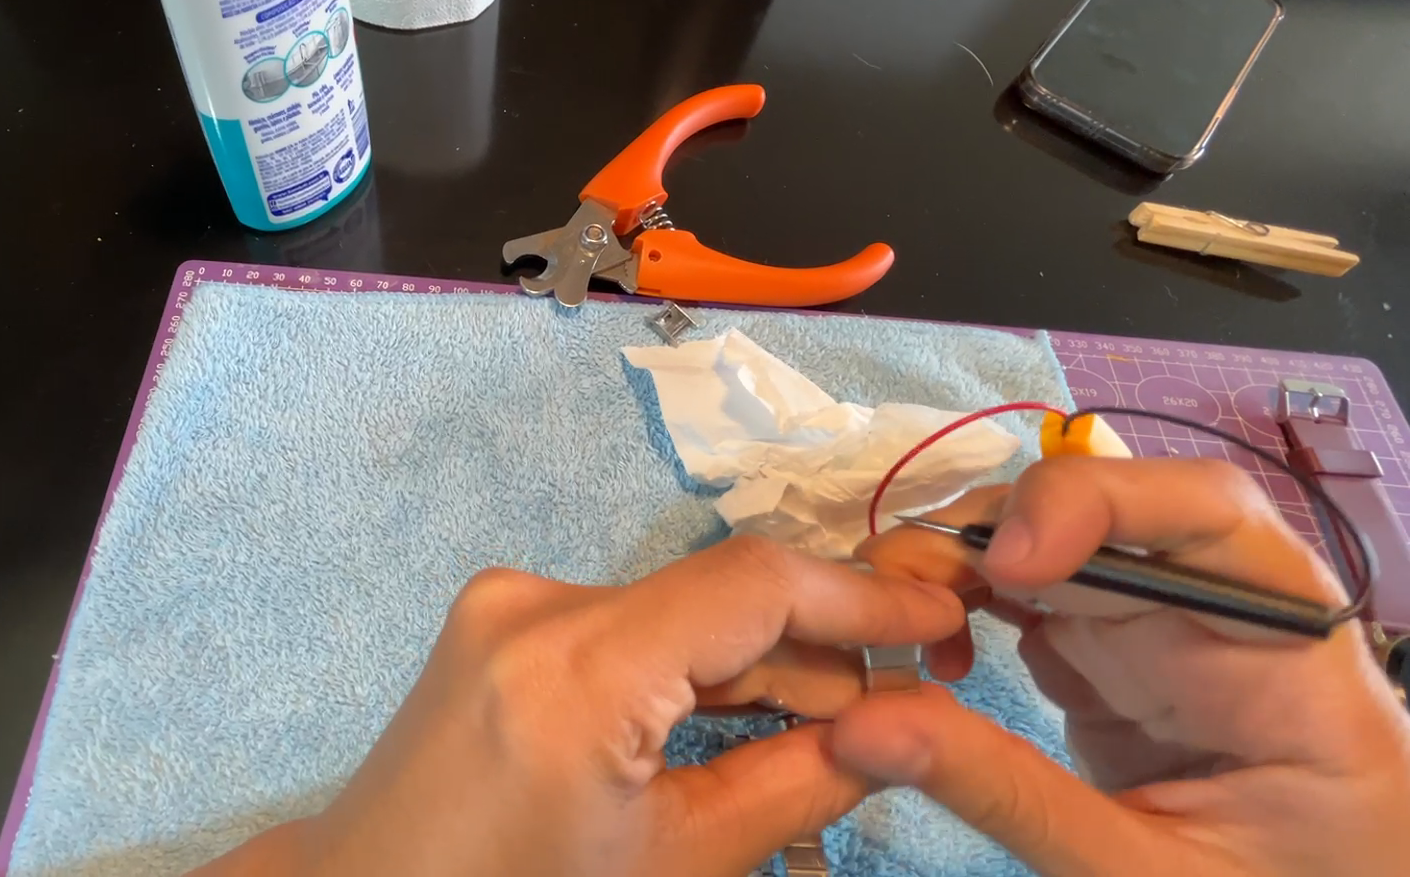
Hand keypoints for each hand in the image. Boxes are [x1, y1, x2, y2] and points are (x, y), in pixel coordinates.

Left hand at [195, 535, 965, 875]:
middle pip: (707, 596)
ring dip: (743, 656)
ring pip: (666, 608)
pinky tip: (727, 707)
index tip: (935, 614)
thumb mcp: (675, 862)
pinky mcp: (498, 610)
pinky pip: (619, 621)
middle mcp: (535, 599)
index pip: (745, 585)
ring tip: (822, 715)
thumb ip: (796, 782)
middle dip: (805, 644)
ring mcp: (507, 596)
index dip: (853, 594)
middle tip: (895, 697)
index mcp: (577, 664)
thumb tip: (895, 721)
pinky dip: (681, 658)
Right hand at [840, 457, 1409, 876]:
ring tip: (895, 620)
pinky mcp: (1091, 640)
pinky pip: (1008, 581)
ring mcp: (1144, 619)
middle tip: (891, 590)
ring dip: (948, 558)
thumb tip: (855, 722)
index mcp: (1285, 663)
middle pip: (1082, 512)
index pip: (1206, 515)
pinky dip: (950, 594)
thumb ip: (1011, 795)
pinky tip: (928, 644)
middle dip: (975, 535)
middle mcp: (1208, 612)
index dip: (1092, 504)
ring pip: (1033, 533)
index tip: (1003, 564)